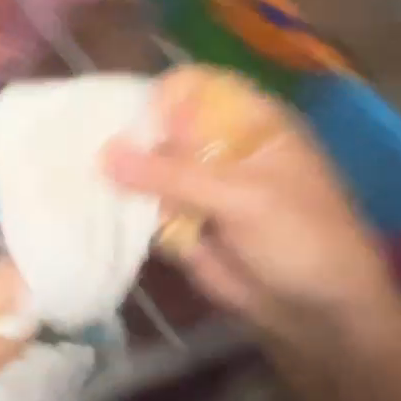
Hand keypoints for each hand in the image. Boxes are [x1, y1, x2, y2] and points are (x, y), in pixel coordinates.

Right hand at [103, 67, 400, 347]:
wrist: (319, 315)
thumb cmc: (303, 239)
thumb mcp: (244, 199)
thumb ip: (173, 175)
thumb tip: (103, 155)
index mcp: (247, 122)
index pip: (193, 86)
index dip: (160, 96)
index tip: (129, 119)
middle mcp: (215, 145)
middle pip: (158, 123)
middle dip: (126, 133)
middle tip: (86, 145)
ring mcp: (193, 182)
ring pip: (142, 163)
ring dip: (115, 170)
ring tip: (81, 174)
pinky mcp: (175, 217)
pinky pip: (138, 202)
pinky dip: (117, 203)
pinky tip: (91, 201)